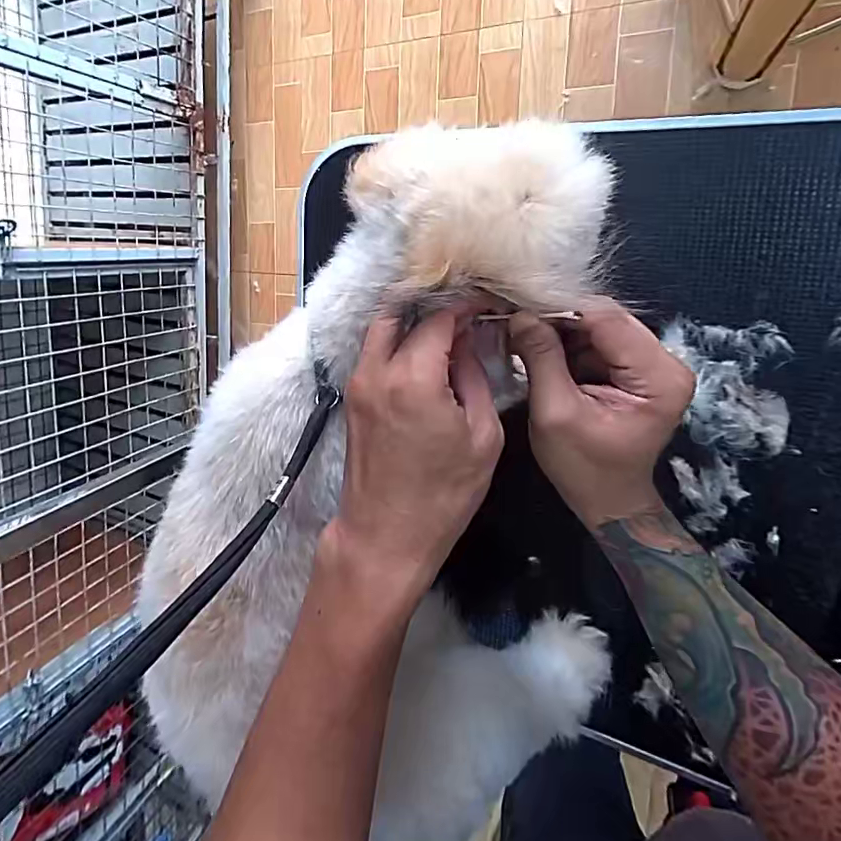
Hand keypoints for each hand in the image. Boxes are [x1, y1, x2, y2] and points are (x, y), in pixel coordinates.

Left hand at [331, 307, 504, 602]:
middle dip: (435, 304)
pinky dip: (399, 340)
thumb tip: (468, 344)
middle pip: (401, 312)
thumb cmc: (443, 495)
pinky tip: (427, 351)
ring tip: (448, 327)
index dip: (466, 305)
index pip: (440, 318)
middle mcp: (377, 371)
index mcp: (413, 377)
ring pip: (382, 329)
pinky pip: (375, 352)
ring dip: (413, 319)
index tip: (487, 303)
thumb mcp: (483, 436)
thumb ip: (475, 378)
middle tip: (465, 310)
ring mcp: (359, 384)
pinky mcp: (353, 399)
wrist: (386, 537)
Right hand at [508, 300, 694, 525]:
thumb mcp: (555, 414)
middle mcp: (668, 362)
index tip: (519, 308)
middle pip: (608, 319)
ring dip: (564, 331)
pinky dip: (573, 343)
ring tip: (527, 336)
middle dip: (561, 320)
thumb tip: (521, 314)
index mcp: (659, 377)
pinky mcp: (641, 368)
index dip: (561, 310)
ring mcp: (657, 364)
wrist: (610, 501)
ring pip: (602, 327)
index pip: (608, 321)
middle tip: (519, 322)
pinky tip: (545, 350)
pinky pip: (603, 341)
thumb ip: (542, 359)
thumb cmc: (584, 469)